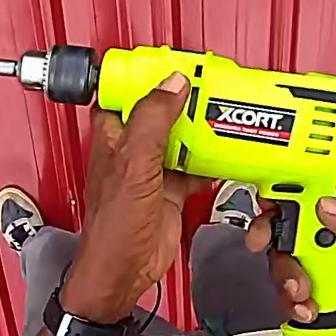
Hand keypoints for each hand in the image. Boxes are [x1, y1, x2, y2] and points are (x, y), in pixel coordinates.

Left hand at [63, 73, 208, 322]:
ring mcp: (153, 171)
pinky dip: (209, 162)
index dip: (147, 76)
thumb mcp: (133, 168)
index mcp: (113, 138)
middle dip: (184, 102)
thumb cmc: (112, 229)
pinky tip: (224, 155)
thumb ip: (152, 123)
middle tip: (210, 89)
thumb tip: (172, 85)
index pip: (125, 93)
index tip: (173, 63)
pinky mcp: (171, 191)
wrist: (124, 272)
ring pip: (180, 139)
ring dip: (199, 131)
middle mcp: (132, 151)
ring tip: (222, 117)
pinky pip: (194, 167)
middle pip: (160, 113)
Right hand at [245, 194, 335, 335]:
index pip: (318, 188)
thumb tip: (330, 207)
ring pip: (283, 259)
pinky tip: (313, 307)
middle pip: (287, 222)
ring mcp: (323, 266)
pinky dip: (292, 302)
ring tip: (307, 290)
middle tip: (269, 241)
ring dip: (287, 275)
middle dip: (272, 232)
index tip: (274, 196)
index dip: (289, 186)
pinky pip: (288, 293)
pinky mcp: (317, 294)